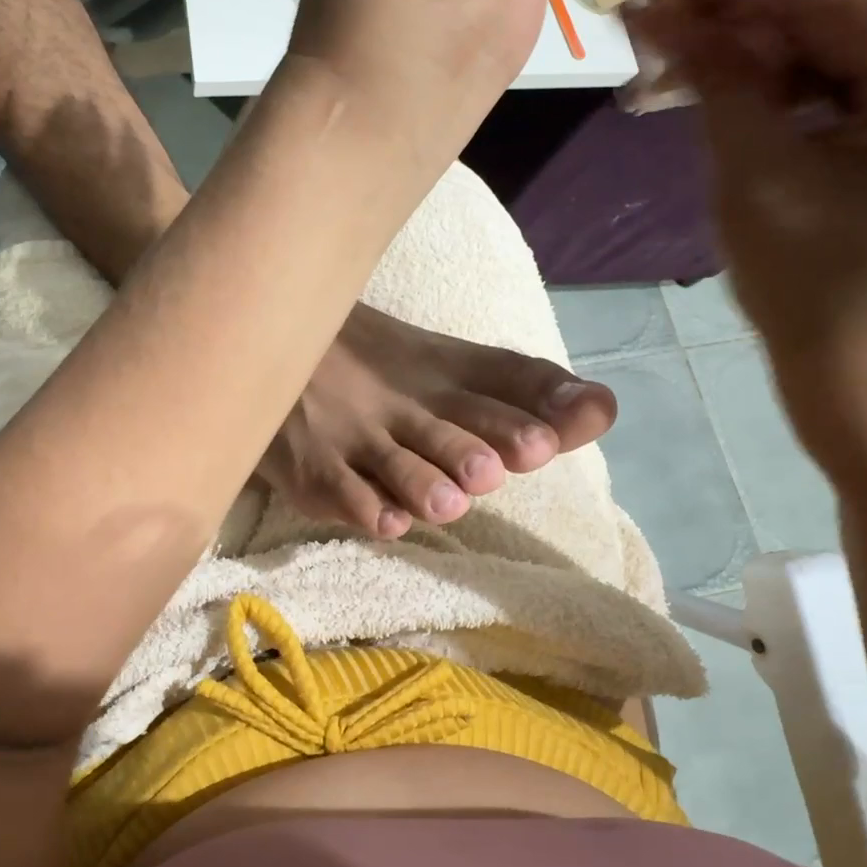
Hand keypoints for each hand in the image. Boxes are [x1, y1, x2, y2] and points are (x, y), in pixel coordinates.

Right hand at [259, 305, 616, 538]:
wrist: (264, 344)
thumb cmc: (361, 360)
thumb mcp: (431, 361)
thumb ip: (509, 387)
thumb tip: (602, 408)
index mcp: (441, 368)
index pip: (503, 381)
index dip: (536, 405)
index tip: (559, 432)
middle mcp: (402, 402)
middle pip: (451, 433)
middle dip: (474, 450)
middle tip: (490, 468)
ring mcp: (352, 437)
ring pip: (398, 468)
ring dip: (424, 485)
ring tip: (448, 503)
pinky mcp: (311, 471)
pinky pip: (341, 493)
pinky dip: (366, 509)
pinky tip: (387, 522)